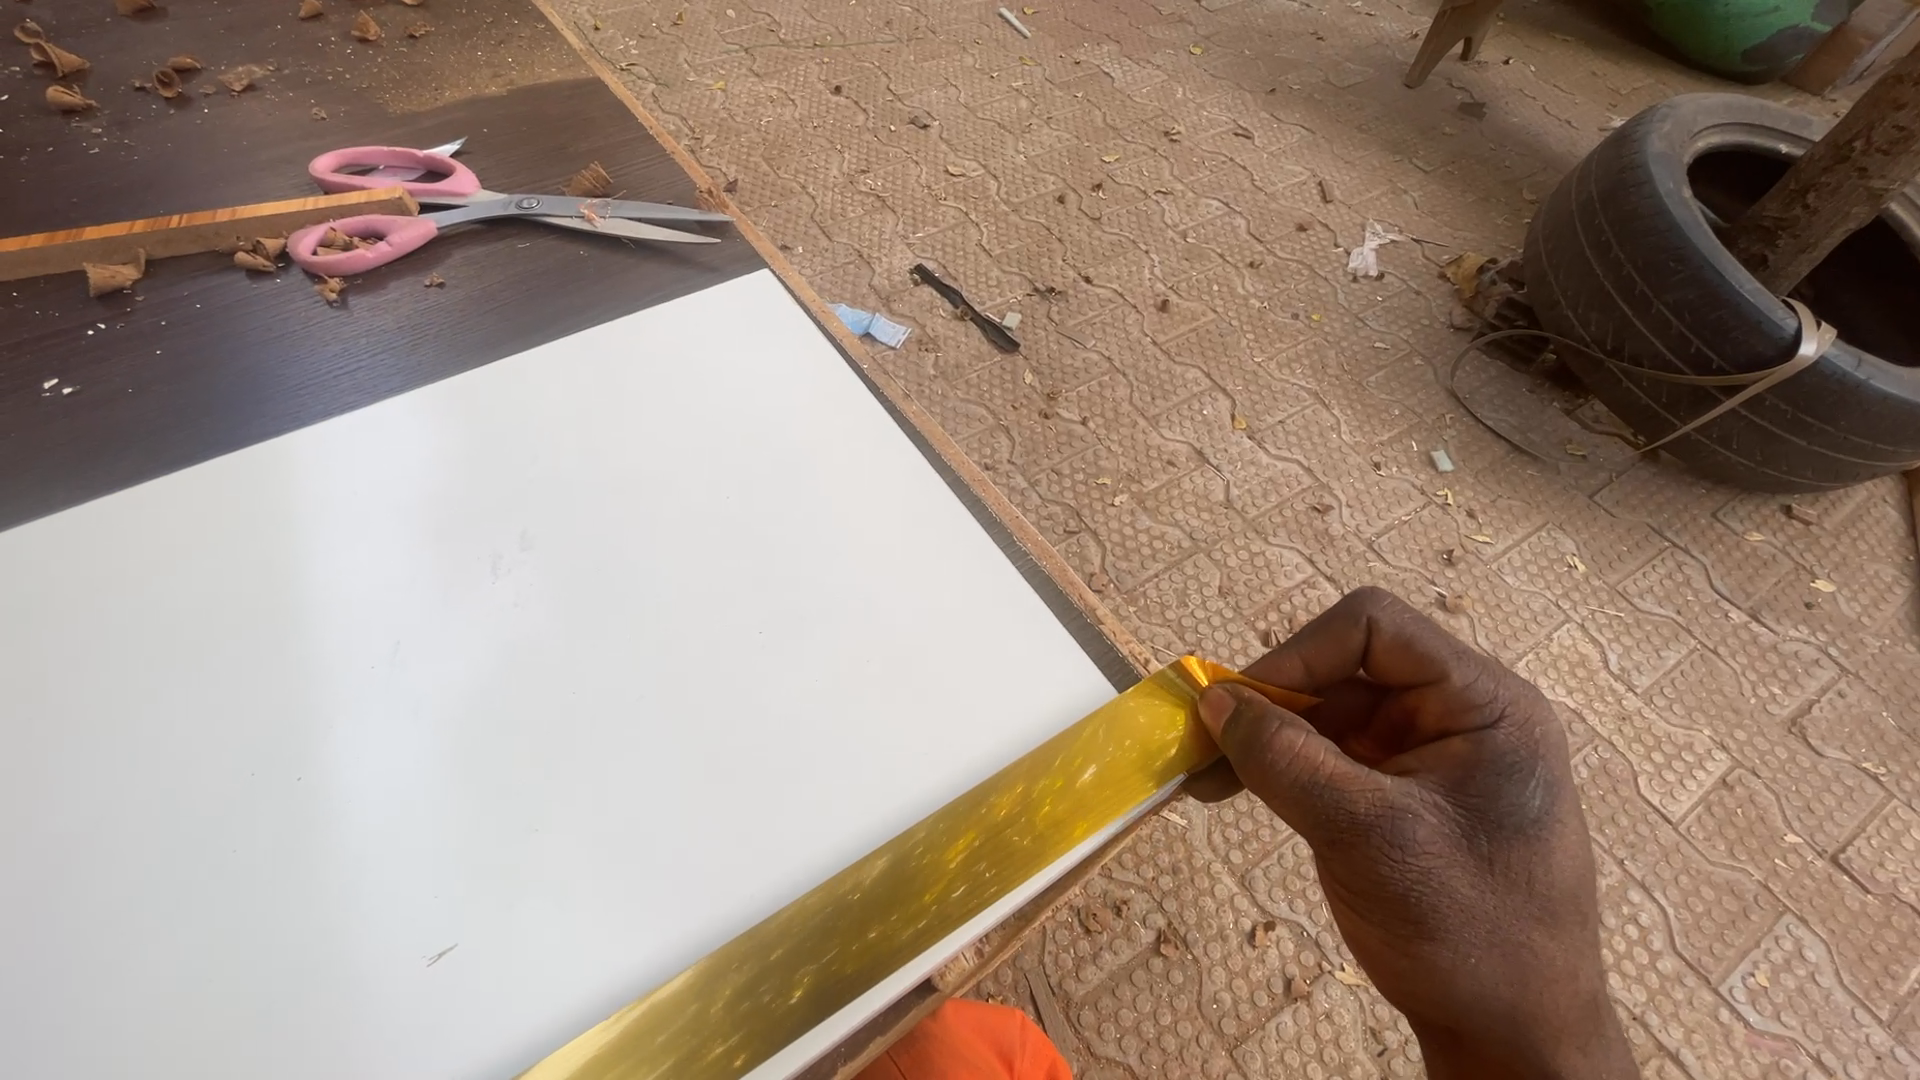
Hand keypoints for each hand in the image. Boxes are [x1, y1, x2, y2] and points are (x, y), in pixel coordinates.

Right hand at [1190, 587, 1635, 1079]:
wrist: (1514, 1040)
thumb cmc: (1466, 932)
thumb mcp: (1367, 837)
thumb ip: (1286, 759)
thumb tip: (1212, 700)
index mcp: (1481, 704)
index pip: (1374, 628)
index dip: (1299, 654)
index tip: (1241, 706)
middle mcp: (1454, 712)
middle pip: (1340, 668)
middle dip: (1271, 703)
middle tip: (1207, 744)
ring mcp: (1423, 751)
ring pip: (1323, 711)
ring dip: (1263, 739)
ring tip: (1208, 777)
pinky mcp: (1396, 787)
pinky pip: (1324, 753)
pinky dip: (1277, 766)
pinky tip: (1232, 788)